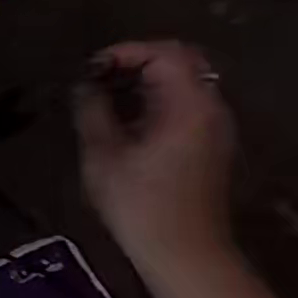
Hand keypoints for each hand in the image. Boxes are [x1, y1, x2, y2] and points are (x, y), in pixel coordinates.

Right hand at [75, 41, 237, 277]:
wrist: (180, 245)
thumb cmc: (136, 200)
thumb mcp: (102, 153)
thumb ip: (93, 111)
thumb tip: (84, 85)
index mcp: (189, 106)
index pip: (166, 54)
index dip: (124, 52)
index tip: (85, 68)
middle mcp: (211, 108)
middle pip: (182, 60)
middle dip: (135, 59)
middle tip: (91, 75)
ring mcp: (213, 125)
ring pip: (183, 80)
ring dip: (142, 77)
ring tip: (99, 91)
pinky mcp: (206, 140)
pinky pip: (182, 101)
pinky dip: (151, 95)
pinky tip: (119, 113)